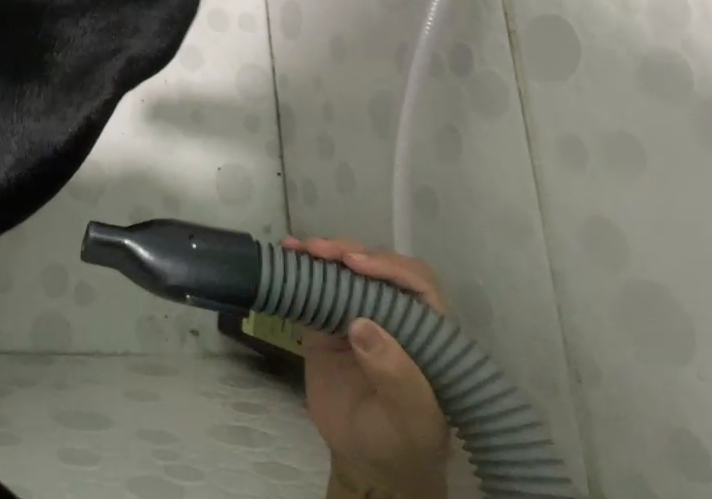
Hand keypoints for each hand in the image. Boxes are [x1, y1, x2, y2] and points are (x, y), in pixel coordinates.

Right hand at [283, 237, 448, 498]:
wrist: (368, 463)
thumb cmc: (404, 441)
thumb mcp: (411, 416)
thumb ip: (395, 374)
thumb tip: (361, 324)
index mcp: (427, 331)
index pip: (415, 284)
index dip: (388, 267)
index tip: (355, 263)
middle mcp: (394, 316)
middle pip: (375, 269)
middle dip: (348, 252)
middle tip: (319, 250)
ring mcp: (356, 317)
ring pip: (343, 273)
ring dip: (321, 254)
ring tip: (297, 248)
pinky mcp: (324, 326)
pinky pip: (312, 292)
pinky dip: (298, 272)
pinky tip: (284, 258)